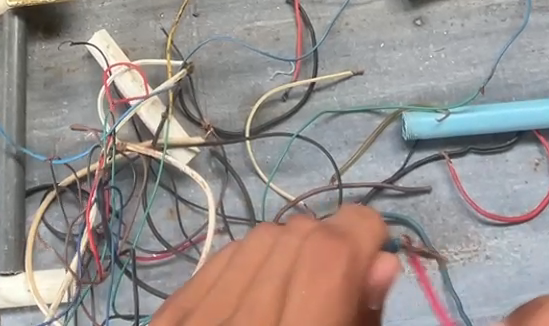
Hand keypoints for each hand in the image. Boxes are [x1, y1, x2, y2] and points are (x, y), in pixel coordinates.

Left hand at [153, 205, 400, 325]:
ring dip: (290, 250)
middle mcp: (237, 324)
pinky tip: (261, 293)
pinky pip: (217, 261)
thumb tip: (383, 260)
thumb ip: (362, 320)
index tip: (380, 245)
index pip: (328, 255)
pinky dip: (248, 264)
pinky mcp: (165, 318)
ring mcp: (191, 321)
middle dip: (331, 244)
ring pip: (256, 239)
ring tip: (302, 290)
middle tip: (348, 277)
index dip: (363, 232)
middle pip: (294, 238)